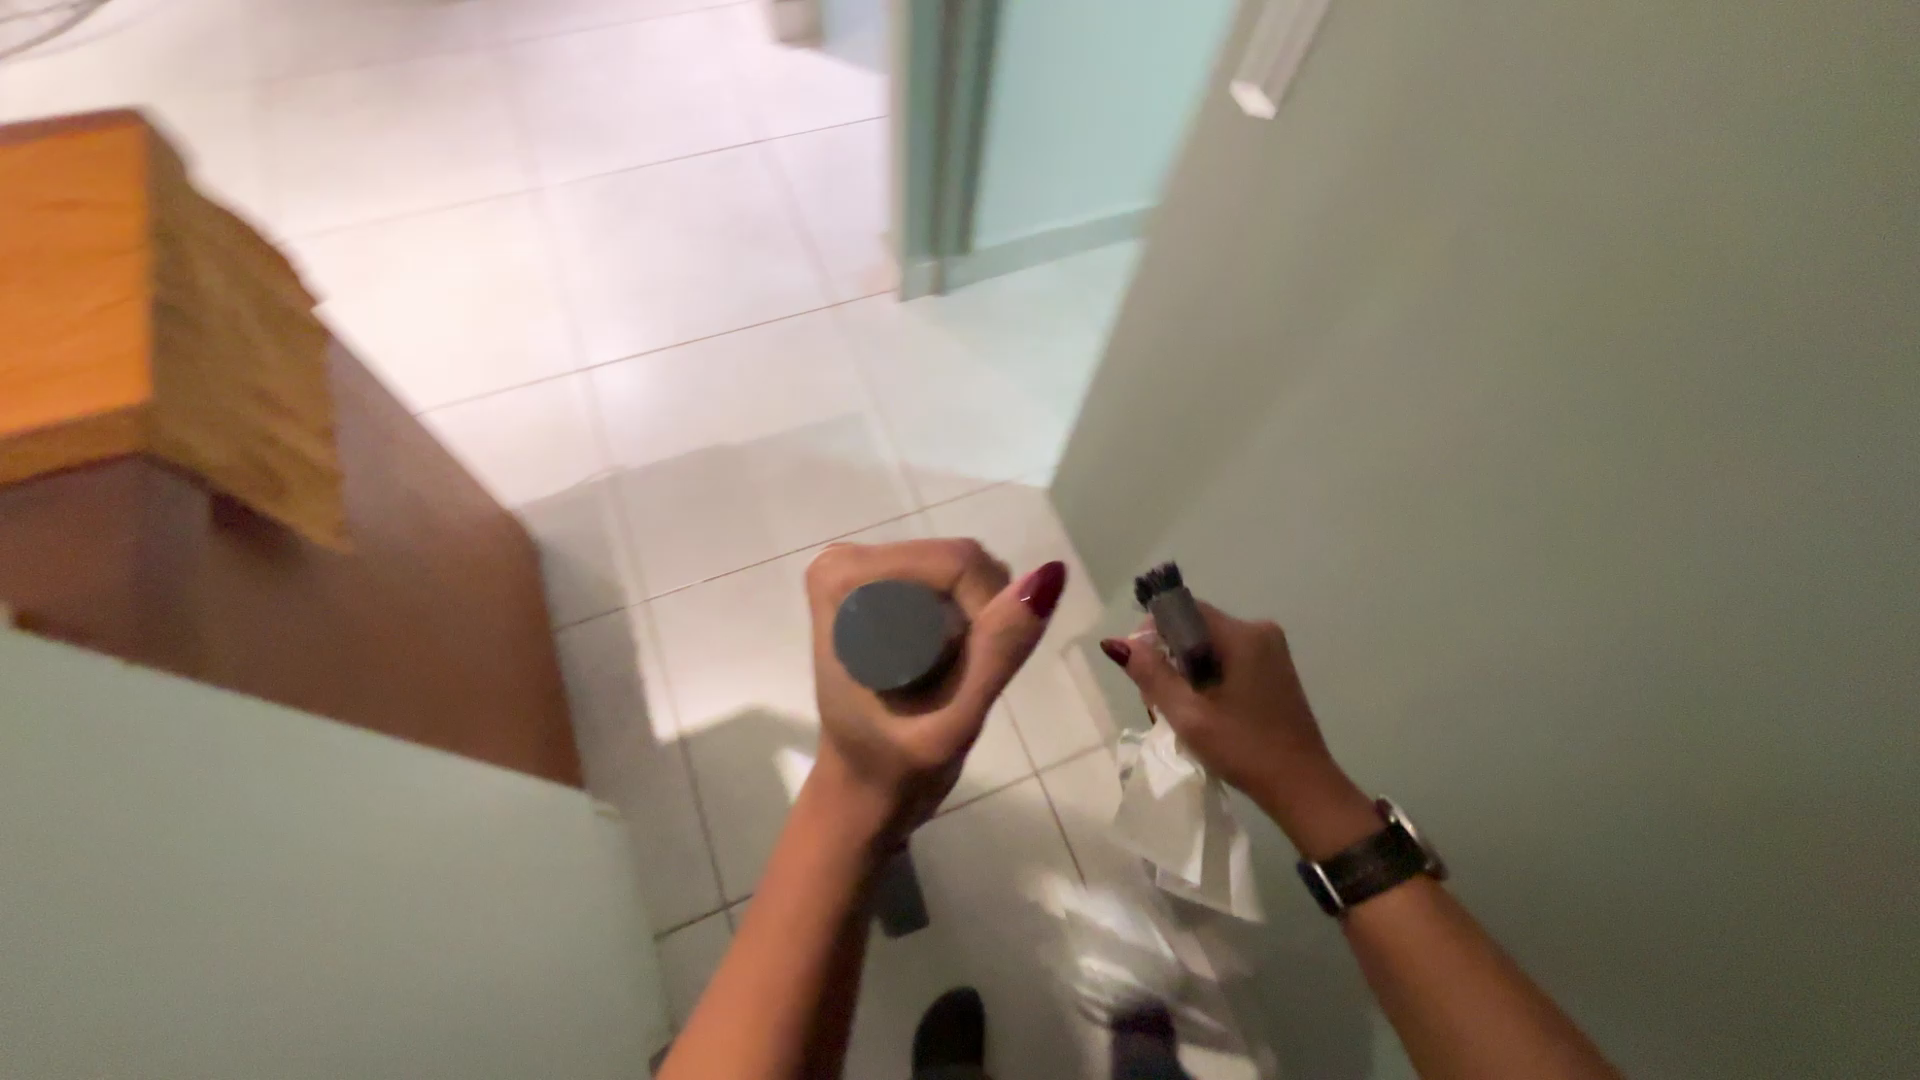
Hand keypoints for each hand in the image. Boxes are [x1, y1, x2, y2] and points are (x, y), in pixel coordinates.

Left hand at [805, 538, 1065, 845]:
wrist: (862, 794)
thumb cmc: (894, 769)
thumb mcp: (953, 722)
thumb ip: (996, 652)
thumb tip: (1050, 574)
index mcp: (843, 581)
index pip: (955, 563)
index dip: (985, 615)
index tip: (969, 676)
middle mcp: (847, 560)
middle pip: (959, 561)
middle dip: (979, 620)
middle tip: (957, 681)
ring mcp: (865, 568)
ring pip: (965, 570)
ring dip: (976, 624)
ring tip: (948, 676)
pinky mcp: (884, 582)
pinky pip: (956, 582)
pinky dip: (968, 623)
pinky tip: (944, 663)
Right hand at [1102, 604, 1378, 858]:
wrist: (1303, 788)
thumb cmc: (1244, 750)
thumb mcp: (1188, 715)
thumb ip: (1151, 675)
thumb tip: (1115, 642)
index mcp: (1242, 635)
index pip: (1182, 610)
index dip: (1153, 633)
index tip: (1143, 672)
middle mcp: (1259, 631)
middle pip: (1194, 628)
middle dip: (1169, 659)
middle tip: (1160, 703)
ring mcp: (1270, 650)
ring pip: (1209, 646)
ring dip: (1187, 672)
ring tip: (1182, 712)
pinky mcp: (1273, 669)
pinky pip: (1227, 658)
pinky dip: (1208, 678)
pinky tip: (1205, 710)